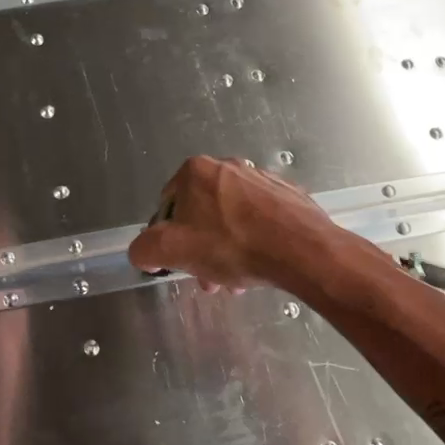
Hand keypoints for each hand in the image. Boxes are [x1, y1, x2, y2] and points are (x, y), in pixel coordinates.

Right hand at [129, 156, 336, 291]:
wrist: (302, 250)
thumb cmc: (232, 245)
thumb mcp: (173, 251)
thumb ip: (145, 249)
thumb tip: (142, 251)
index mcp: (194, 171)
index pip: (167, 207)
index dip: (169, 239)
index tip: (182, 264)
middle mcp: (227, 165)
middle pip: (201, 214)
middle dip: (201, 249)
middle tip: (210, 279)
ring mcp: (261, 178)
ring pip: (230, 218)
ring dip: (227, 249)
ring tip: (237, 279)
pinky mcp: (287, 194)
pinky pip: (259, 219)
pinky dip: (254, 240)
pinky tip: (260, 263)